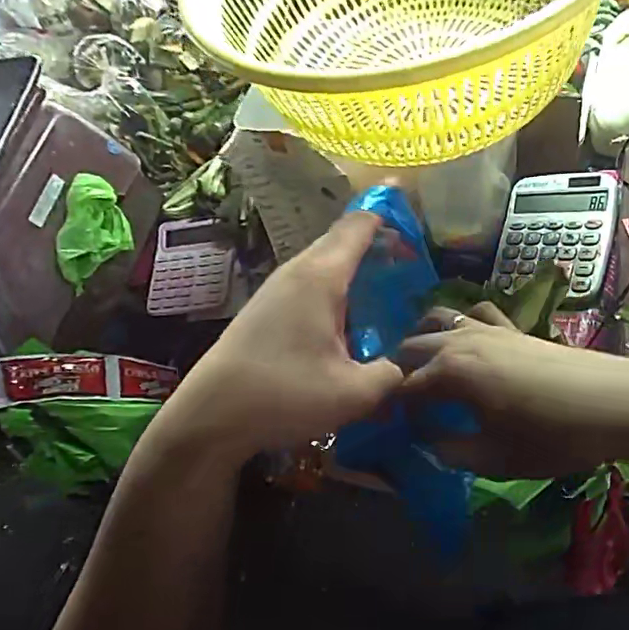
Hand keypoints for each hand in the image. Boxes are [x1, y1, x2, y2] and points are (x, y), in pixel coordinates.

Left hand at [154, 212, 403, 460]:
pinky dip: (335, 290)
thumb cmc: (284, 395)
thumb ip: (389, 374)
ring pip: (323, 264)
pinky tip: (347, 321)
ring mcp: (276, 290)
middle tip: (409, 262)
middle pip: (340, 240)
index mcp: (321, 277)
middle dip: (376, 243)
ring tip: (385, 290)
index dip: (388, 215)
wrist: (212, 414)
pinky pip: (308, 286)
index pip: (359, 226)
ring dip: (354, 269)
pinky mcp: (264, 311)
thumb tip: (400, 368)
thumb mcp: (353, 393)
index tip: (416, 224)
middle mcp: (297, 273)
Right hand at [396, 303, 628, 476]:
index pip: (400, 388)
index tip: (392, 433)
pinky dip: (461, 324)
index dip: (390, 411)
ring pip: (437, 321)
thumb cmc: (553, 435)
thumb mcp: (494, 458)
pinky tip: (470, 345)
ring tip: (427, 372)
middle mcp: (460, 341)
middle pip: (411, 348)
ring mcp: (488, 328)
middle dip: (399, 375)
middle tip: (405, 407)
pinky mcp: (513, 328)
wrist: (618, 403)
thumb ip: (450, 452)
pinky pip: (475, 313)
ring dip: (423, 342)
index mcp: (448, 372)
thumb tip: (427, 443)